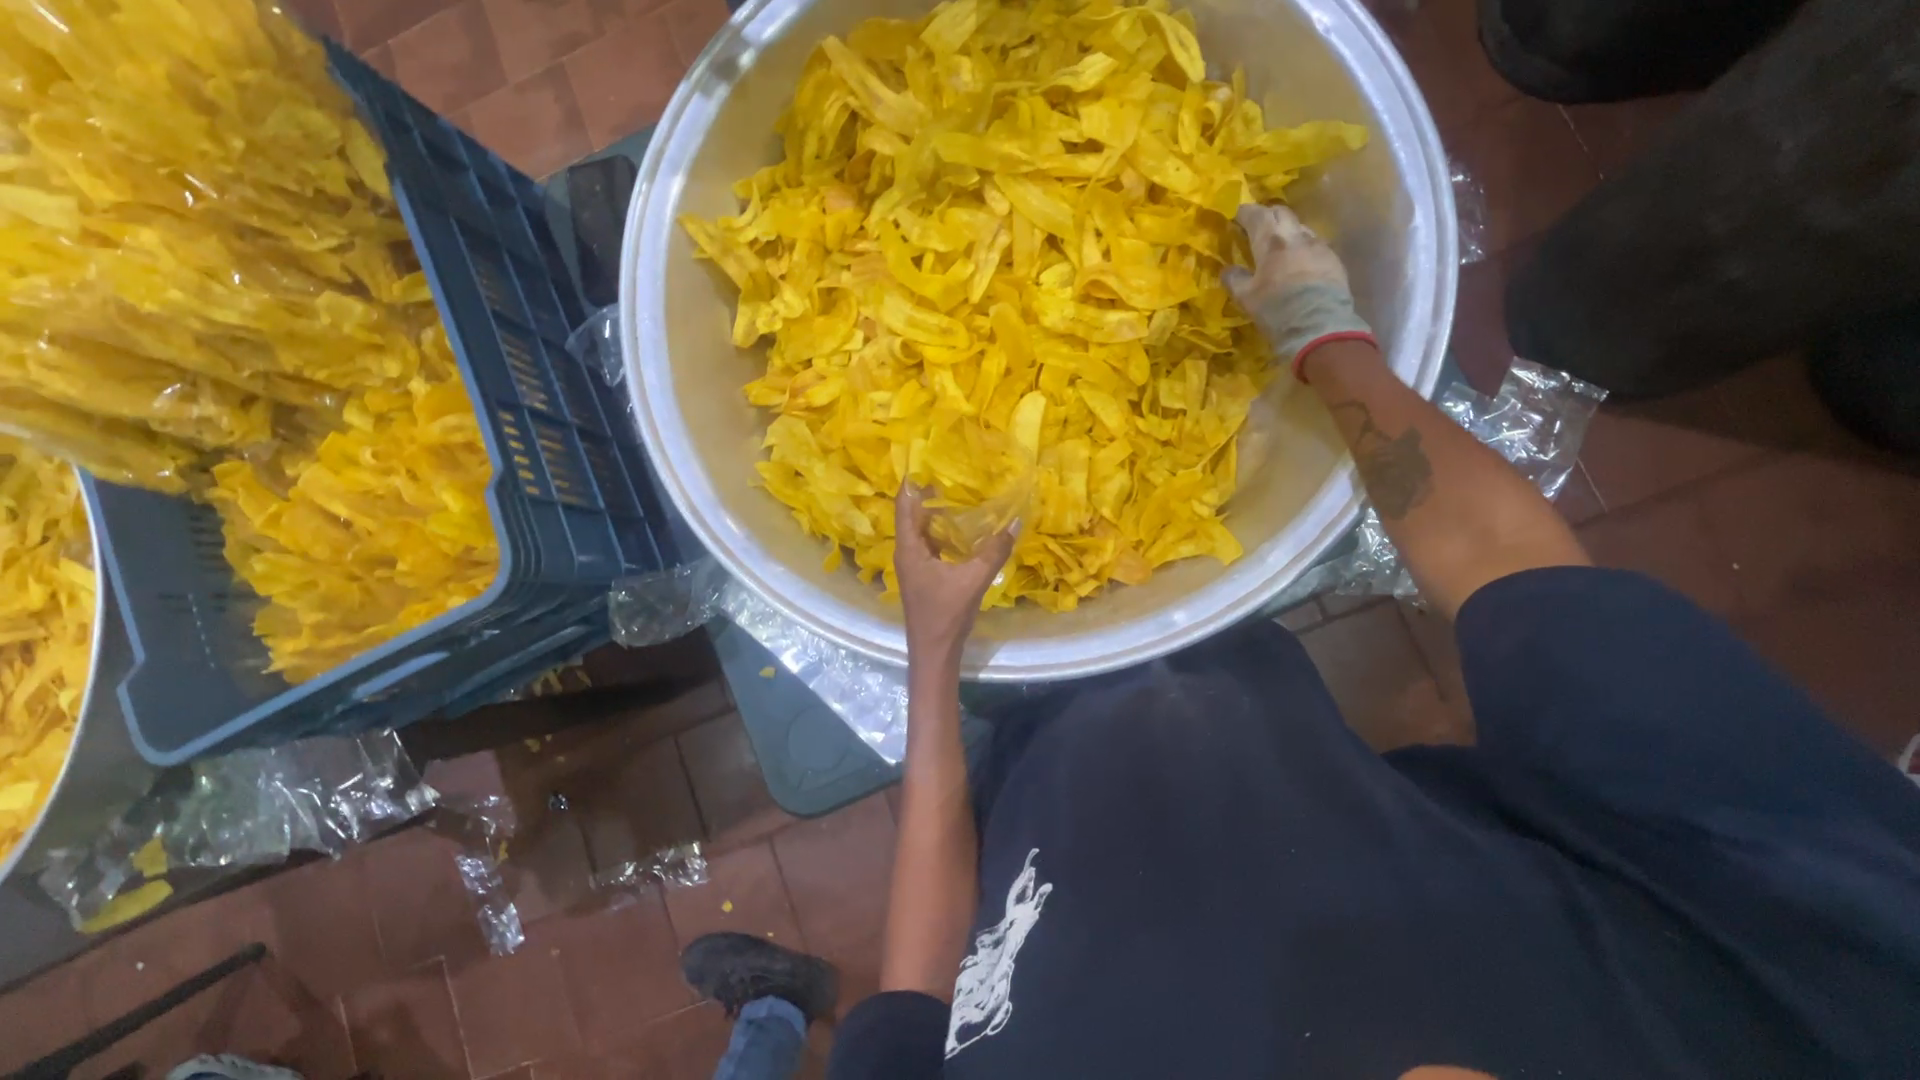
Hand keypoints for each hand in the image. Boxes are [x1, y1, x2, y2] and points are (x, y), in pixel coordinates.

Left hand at [893, 484, 1015, 667]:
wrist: (934, 651)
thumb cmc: (946, 614)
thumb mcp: (973, 580)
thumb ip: (993, 552)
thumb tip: (1014, 523)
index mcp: (910, 548)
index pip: (904, 505)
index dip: (912, 482)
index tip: (925, 460)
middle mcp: (907, 553)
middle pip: (912, 515)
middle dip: (929, 495)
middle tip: (952, 475)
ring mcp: (914, 566)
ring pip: (922, 532)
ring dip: (937, 516)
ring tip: (960, 498)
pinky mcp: (923, 577)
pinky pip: (930, 546)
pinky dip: (943, 535)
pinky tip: (963, 533)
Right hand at [1222, 203, 1373, 380]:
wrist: (1320, 327)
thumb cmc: (1277, 310)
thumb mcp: (1246, 298)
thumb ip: (1234, 279)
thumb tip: (1228, 270)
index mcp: (1271, 241)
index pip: (1256, 214)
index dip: (1244, 212)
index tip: (1235, 215)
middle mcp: (1296, 235)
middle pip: (1281, 213)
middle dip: (1267, 216)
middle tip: (1257, 226)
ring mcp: (1318, 245)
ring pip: (1299, 228)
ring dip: (1287, 232)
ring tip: (1279, 247)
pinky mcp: (1333, 259)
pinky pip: (1314, 245)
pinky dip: (1302, 248)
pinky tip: (1299, 264)